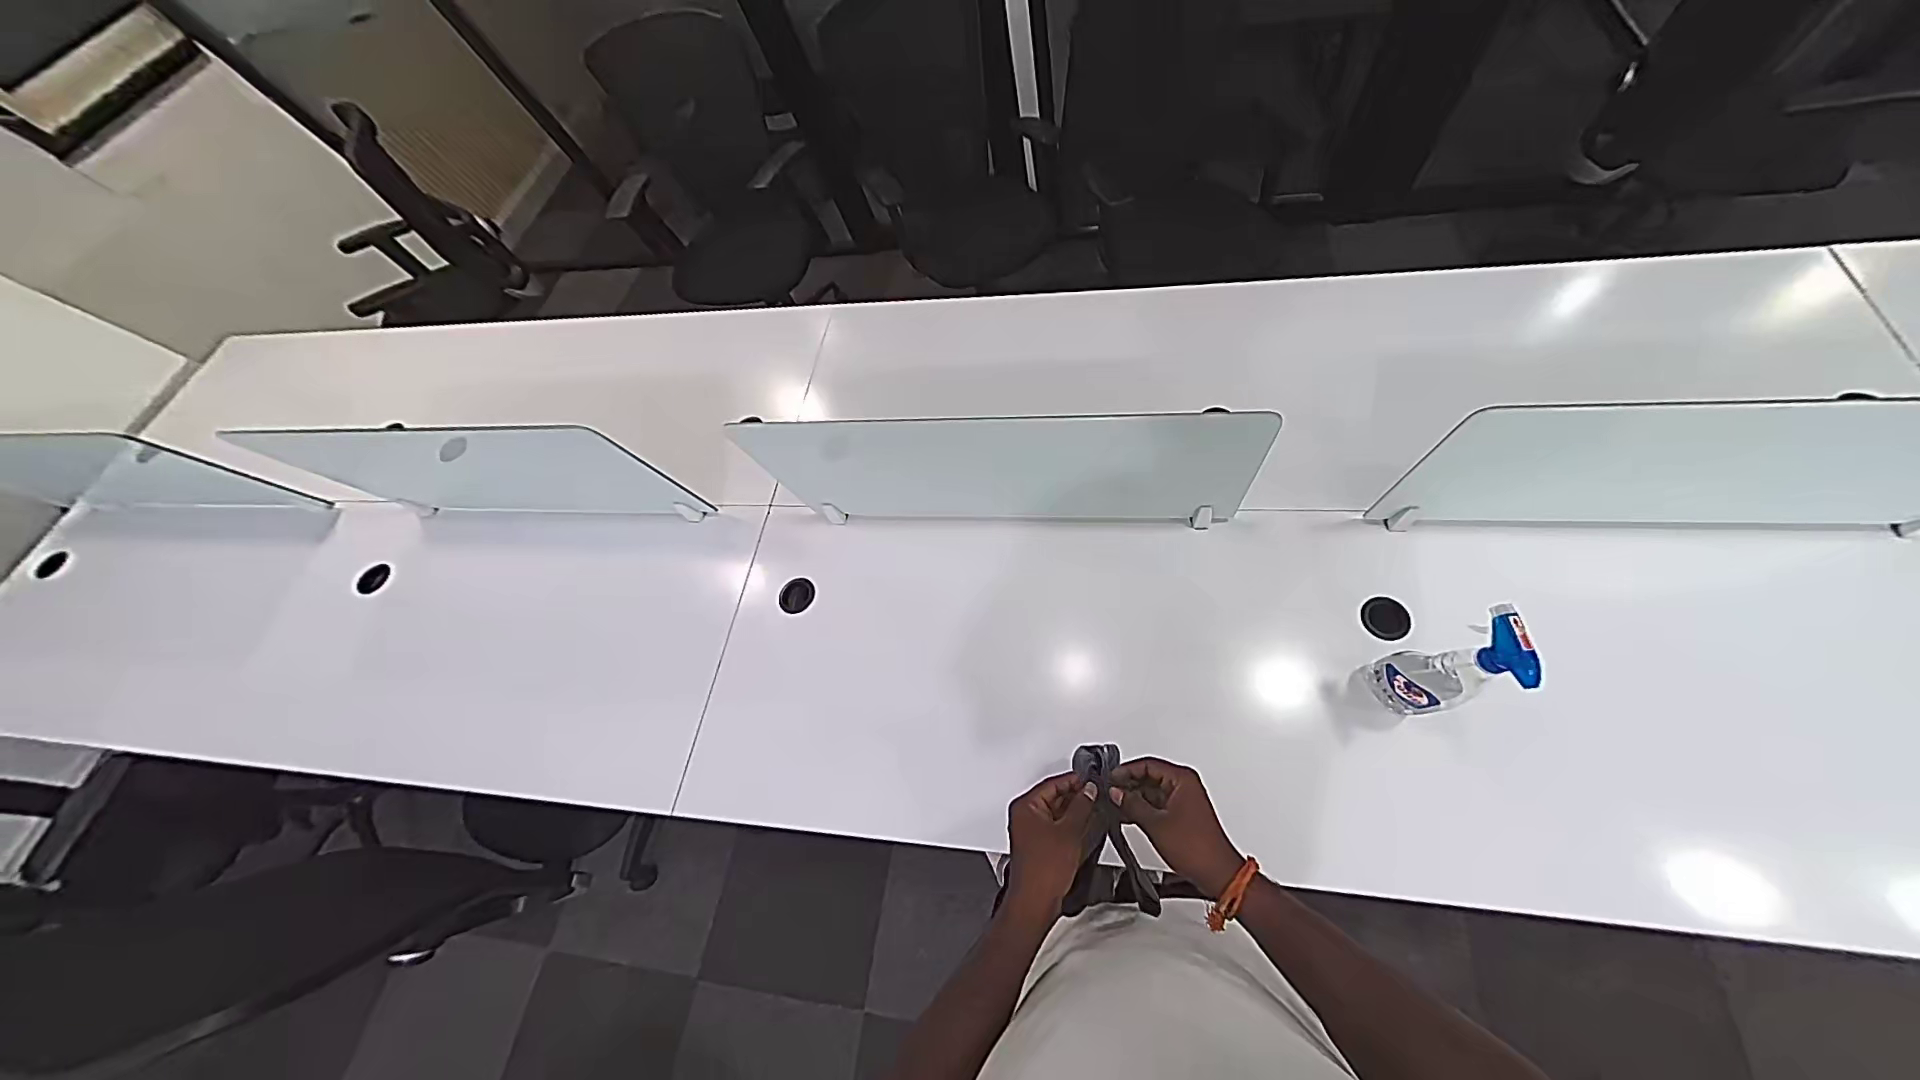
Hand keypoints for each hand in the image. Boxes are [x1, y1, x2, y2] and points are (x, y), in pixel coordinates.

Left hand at [1005, 772, 1097, 914]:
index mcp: (1026, 806)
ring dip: (1075, 811)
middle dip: (1075, 796)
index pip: (1052, 784)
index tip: (1089, 781)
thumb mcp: (1069, 831)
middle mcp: (1025, 816)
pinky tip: (1086, 827)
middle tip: (1095, 795)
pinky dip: (1070, 825)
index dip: (1073, 781)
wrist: (1036, 900)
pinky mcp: (1039, 844)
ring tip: (1094, 810)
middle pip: (1054, 797)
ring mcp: (1031, 831)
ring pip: (1057, 813)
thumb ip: (1081, 806)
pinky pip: (1056, 827)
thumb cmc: (1042, 870)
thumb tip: (1088, 790)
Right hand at [1111, 757, 1244, 896]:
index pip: (1148, 764)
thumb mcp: (1155, 823)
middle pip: (1149, 776)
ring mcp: (1183, 800)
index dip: (1126, 771)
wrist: (1217, 874)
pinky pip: (1157, 804)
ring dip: (1134, 799)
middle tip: (1111, 793)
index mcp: (1182, 779)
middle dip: (1129, 785)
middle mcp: (1184, 786)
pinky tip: (1128, 816)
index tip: (1111, 779)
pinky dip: (1143, 809)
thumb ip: (1132, 804)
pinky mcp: (1182, 814)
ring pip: (1151, 792)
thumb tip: (1116, 793)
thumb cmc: (1198, 848)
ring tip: (1116, 807)